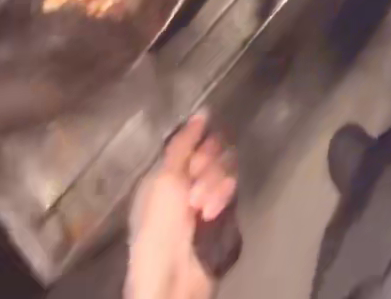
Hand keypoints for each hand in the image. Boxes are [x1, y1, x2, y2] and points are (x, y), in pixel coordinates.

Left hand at [125, 114, 236, 298]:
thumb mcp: (163, 180)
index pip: (194, 138)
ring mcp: (205, 195)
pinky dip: (223, 197)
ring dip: (215, 183)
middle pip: (214, 149)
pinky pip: (232, 186)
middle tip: (195, 187)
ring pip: (226, 166)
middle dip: (208, 165)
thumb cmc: (158, 227)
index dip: (199, 142)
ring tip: (202, 208)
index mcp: (165, 172)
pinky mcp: (223, 209)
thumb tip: (203, 110)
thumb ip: (184, 142)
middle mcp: (186, 179)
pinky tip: (212, 213)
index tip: (195, 154)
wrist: (172, 279)